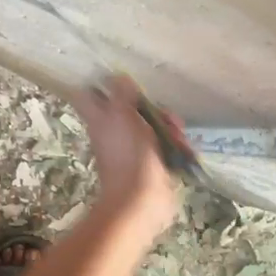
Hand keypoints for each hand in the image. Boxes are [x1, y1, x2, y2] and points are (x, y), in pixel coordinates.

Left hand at [70, 75, 178, 233]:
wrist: (141, 200)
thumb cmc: (128, 154)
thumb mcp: (122, 114)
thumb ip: (121, 93)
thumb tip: (119, 76)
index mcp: (101, 119)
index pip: (90, 95)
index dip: (100, 84)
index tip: (120, 79)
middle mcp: (114, 131)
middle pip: (131, 108)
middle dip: (152, 107)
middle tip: (164, 113)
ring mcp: (133, 148)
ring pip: (151, 125)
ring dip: (169, 125)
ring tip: (179, 134)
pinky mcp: (152, 162)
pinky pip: (164, 144)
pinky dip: (175, 143)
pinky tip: (185, 148)